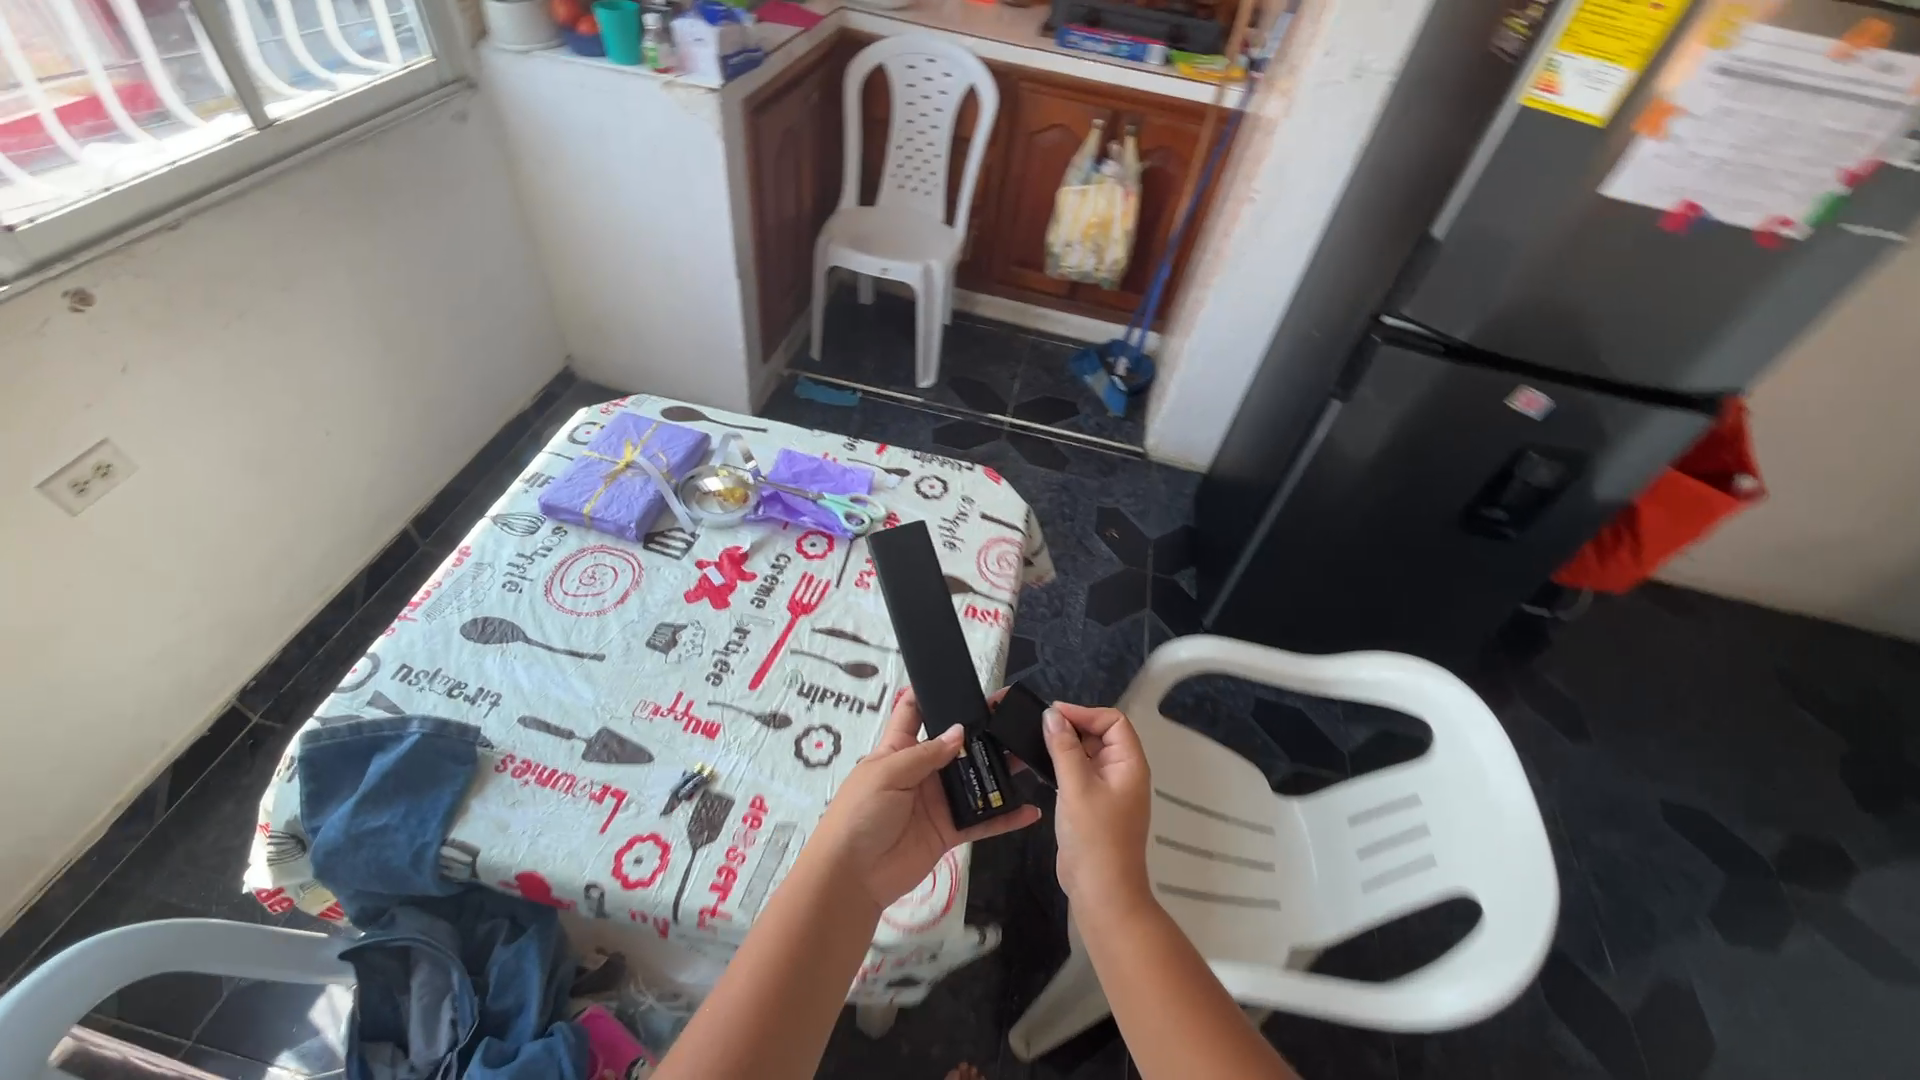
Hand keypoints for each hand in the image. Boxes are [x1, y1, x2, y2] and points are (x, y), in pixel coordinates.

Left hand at [809, 688, 1041, 913]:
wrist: (852, 875)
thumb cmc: (860, 813)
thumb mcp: (887, 773)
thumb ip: (925, 753)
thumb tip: (960, 731)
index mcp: (900, 749)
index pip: (914, 712)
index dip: (934, 694)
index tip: (963, 680)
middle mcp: (923, 771)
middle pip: (957, 745)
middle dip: (983, 730)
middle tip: (1017, 716)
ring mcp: (938, 801)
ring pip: (975, 780)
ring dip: (1000, 770)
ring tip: (1032, 754)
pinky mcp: (949, 831)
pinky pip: (982, 821)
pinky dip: (1005, 817)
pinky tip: (1029, 810)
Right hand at [1043, 702, 1152, 913]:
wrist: (1101, 891)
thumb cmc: (1094, 836)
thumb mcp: (1076, 786)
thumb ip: (1063, 747)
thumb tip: (1051, 715)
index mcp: (1129, 764)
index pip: (1113, 721)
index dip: (1085, 713)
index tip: (1053, 714)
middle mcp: (1122, 773)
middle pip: (1101, 735)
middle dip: (1073, 727)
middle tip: (1039, 727)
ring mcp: (1108, 791)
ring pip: (1088, 755)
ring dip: (1065, 747)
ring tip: (1036, 742)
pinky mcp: (1093, 805)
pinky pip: (1080, 774)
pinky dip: (1063, 766)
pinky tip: (1041, 766)